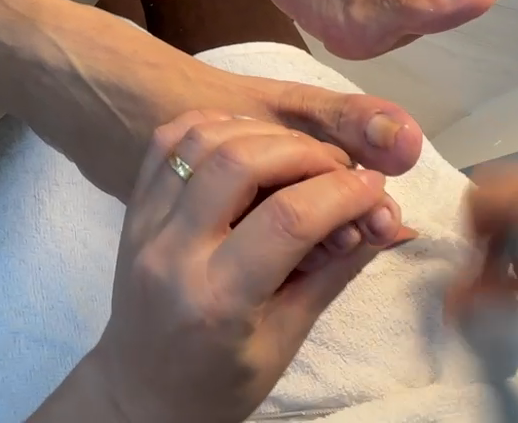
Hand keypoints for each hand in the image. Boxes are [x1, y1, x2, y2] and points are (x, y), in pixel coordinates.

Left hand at [58, 110, 407, 422]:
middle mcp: (173, 251)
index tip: (375, 187)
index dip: (341, 193)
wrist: (142, 391)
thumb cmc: (221, 381)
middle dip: (302, 151)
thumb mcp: (286, 339)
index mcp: (217, 299)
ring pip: (200, 139)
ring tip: (296, 150)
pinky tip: (245, 136)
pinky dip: (211, 125)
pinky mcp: (133, 205)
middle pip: (240, 163)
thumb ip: (332, 270)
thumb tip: (385, 219)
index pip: (287, 220)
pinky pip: (167, 140)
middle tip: (338, 165)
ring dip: (258, 131)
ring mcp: (144, 222)